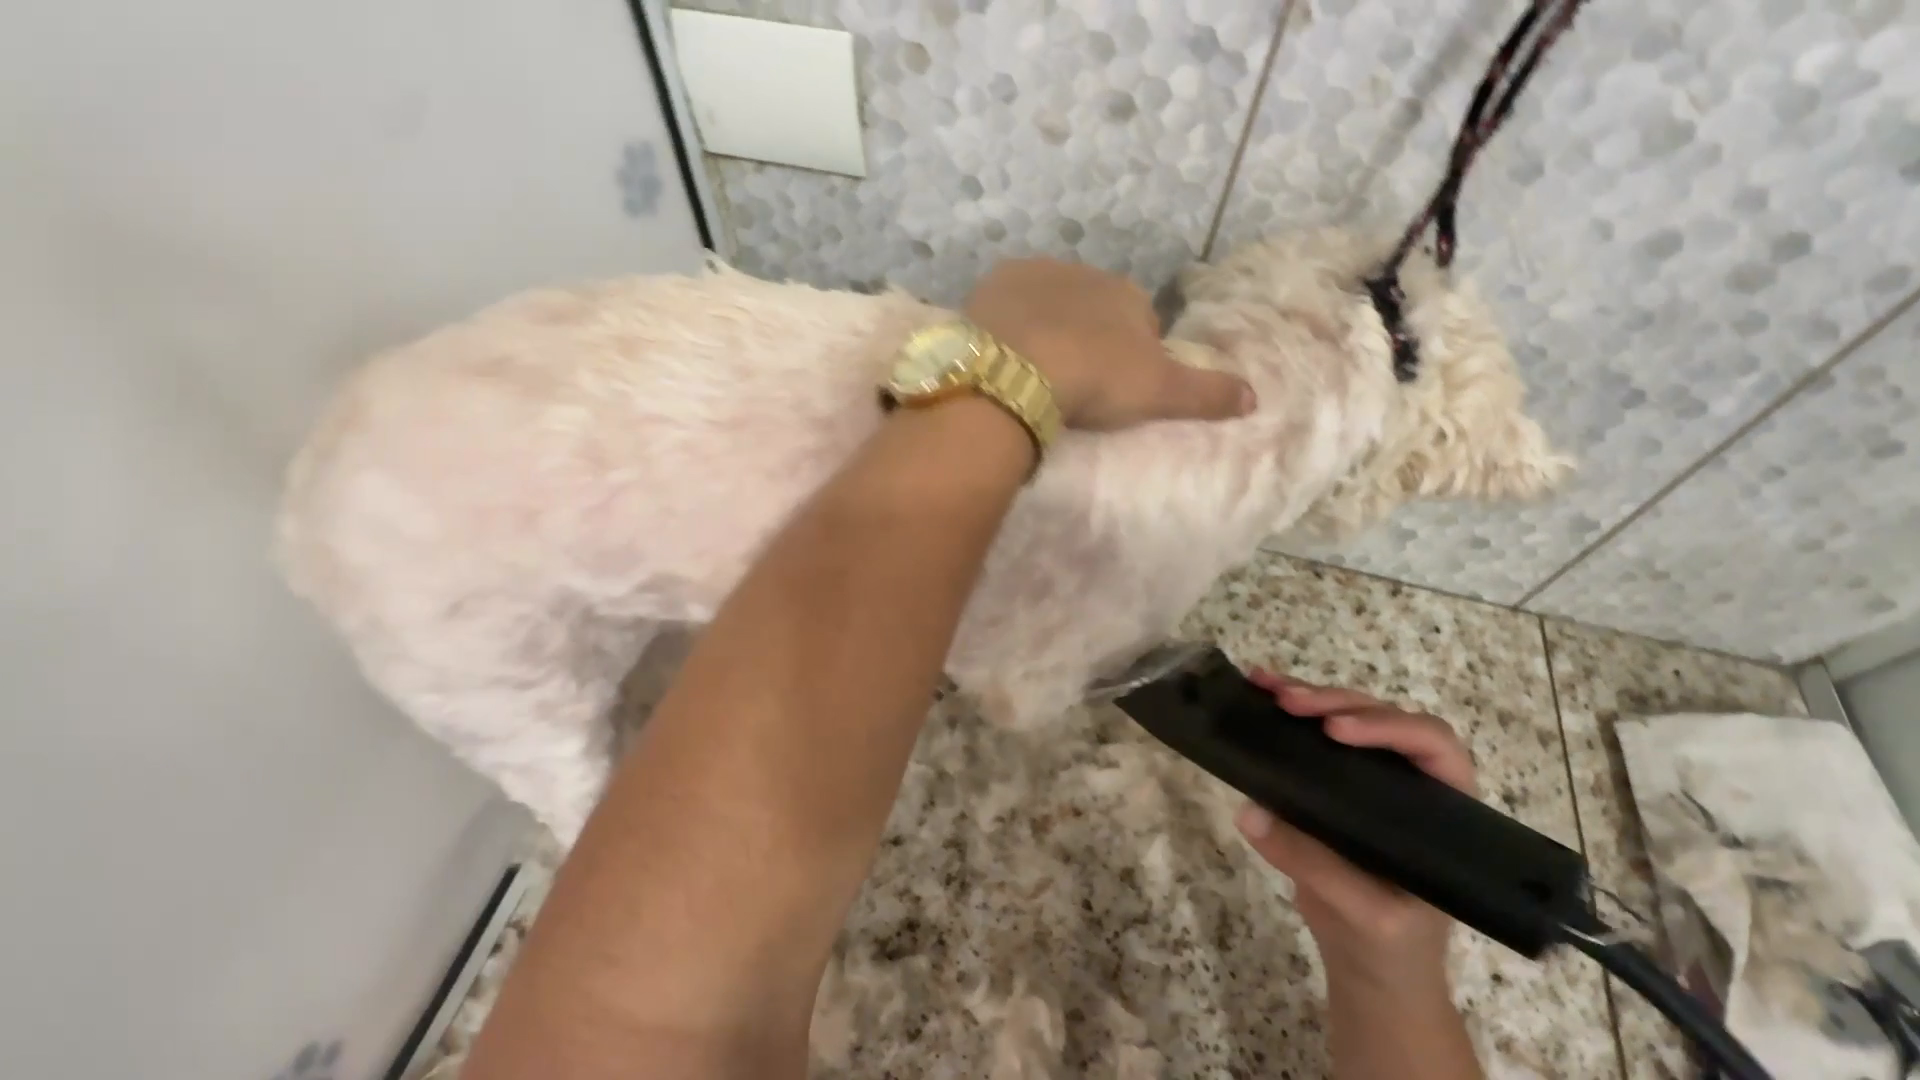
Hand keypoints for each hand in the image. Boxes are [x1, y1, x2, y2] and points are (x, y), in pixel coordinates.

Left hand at [963, 258, 1254, 429]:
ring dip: (1046, 328)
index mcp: (1129, 294)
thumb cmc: (1095, 378)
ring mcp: (1033, 275)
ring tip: (1035, 373)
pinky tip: (1004, 356)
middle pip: (1091, 309)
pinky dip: (1008, 326)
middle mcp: (1084, 273)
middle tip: (1073, 384)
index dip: (1130, 355)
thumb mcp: (1160, 392)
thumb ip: (1207, 392)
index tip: (1114, 388)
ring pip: (1048, 303)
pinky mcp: (991, 285)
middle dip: (1086, 337)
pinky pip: (1006, 306)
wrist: (1018, 369)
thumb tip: (1256, 397)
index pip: (1140, 321)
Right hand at [1233, 673, 1477, 995]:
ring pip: (1347, 717)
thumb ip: (1315, 866)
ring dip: (1309, 696)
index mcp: (1445, 809)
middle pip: (1384, 720)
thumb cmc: (1392, 945)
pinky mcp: (1331, 783)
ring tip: (1266, 686)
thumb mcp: (1366, 915)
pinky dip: (1285, 713)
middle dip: (1338, 703)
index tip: (1337, 732)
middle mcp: (1410, 783)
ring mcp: (1369, 780)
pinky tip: (1257, 692)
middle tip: (1291, 704)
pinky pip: (1313, 738)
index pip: (1433, 747)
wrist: (1373, 970)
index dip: (1390, 729)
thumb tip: (1250, 812)